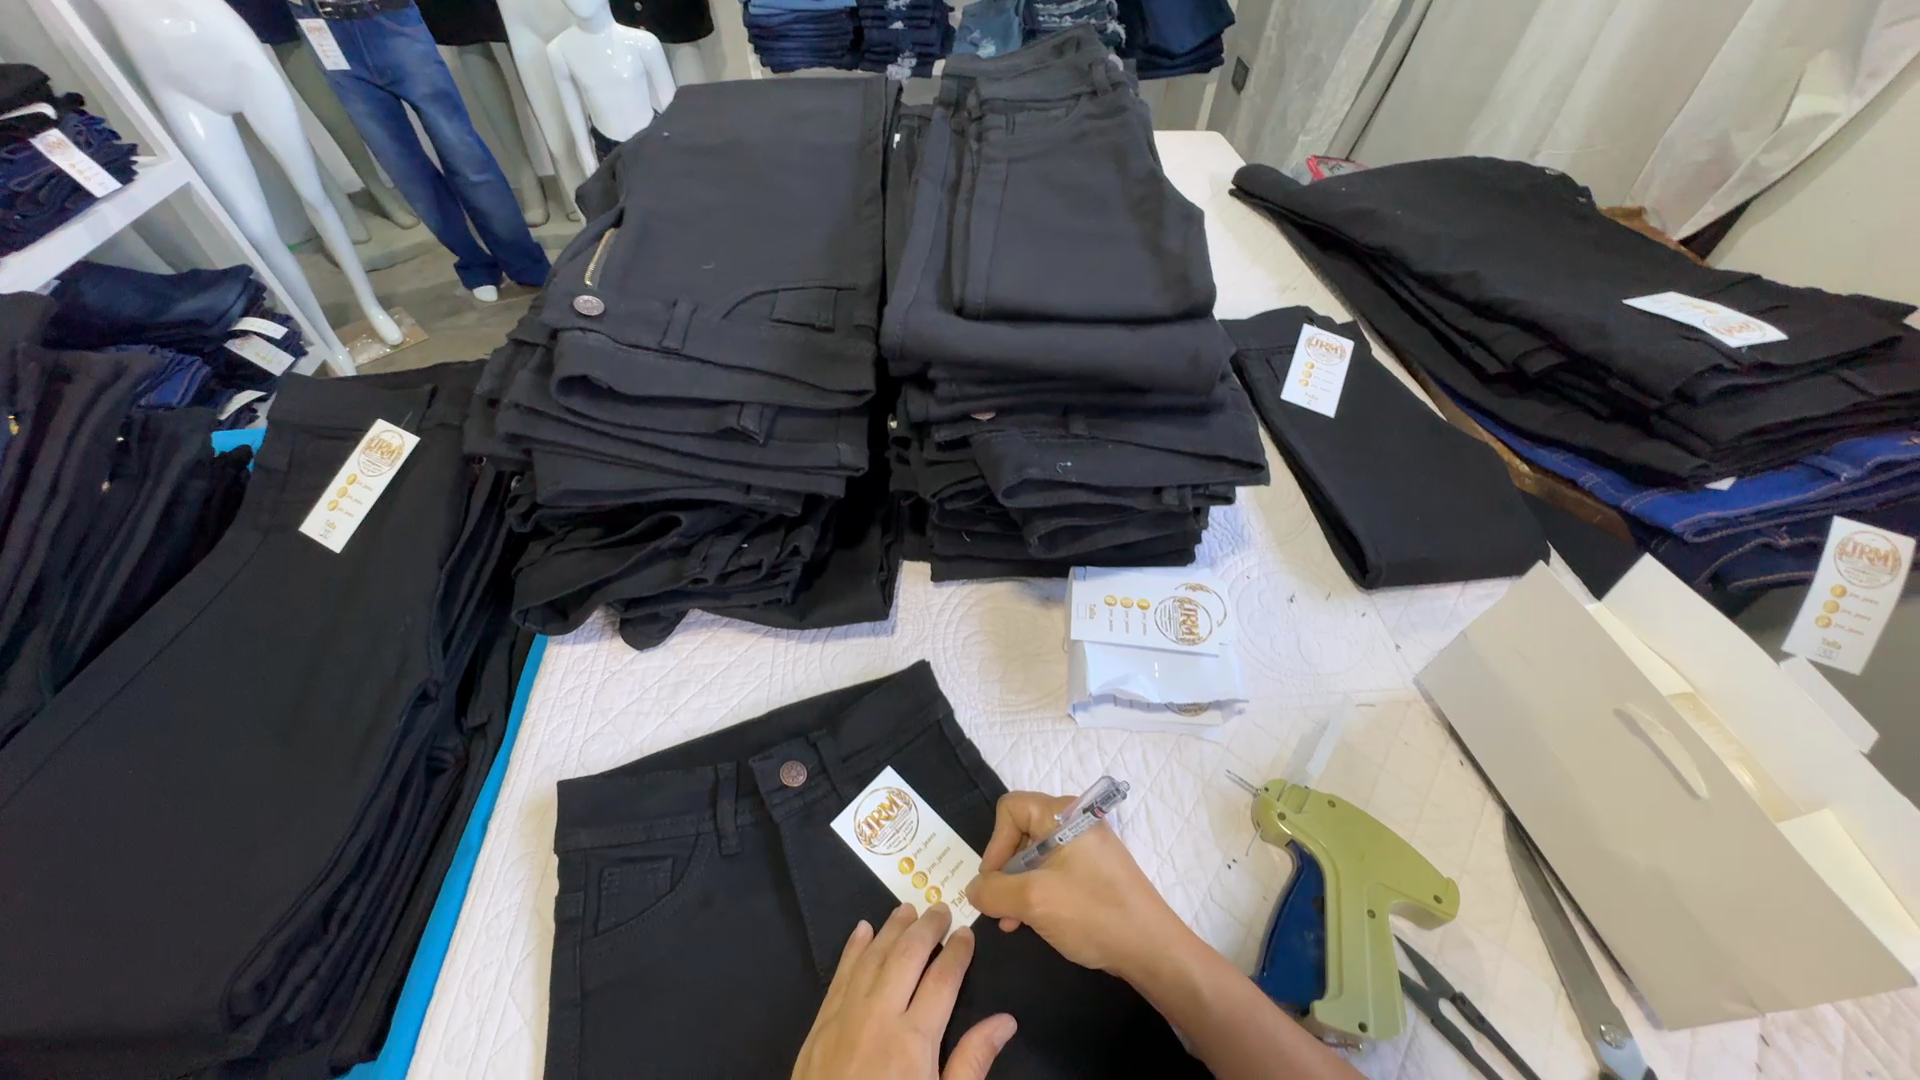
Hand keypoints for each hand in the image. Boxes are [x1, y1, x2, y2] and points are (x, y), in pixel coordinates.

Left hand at [791, 903, 1016, 1079]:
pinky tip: (862, 930)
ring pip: (872, 957)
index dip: (957, 952)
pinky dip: (852, 949)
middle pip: (906, 956)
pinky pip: (839, 976)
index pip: (942, 979)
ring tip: (907, 910)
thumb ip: (971, 1062)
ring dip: (891, 929)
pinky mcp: (819, 1027)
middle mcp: (879, 1017)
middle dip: (927, 928)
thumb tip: (1005, 1021)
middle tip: (941, 909)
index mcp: (914, 1040)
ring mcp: (845, 1018)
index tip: (967, 932)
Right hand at [964, 792, 1194, 980]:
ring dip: (1017, 886)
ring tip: (1011, 921)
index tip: (993, 880)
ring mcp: (1086, 848)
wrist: (1152, 948)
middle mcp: (1074, 823)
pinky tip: (1030, 922)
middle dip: (1004, 869)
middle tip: (999, 905)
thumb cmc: (1092, 913)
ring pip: (1035, 857)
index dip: (995, 842)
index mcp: (1063, 815)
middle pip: (1021, 832)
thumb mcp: (1034, 901)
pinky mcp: (1093, 872)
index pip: (1010, 808)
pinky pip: (1053, 872)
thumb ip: (994, 891)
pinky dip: (1037, 893)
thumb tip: (974, 888)